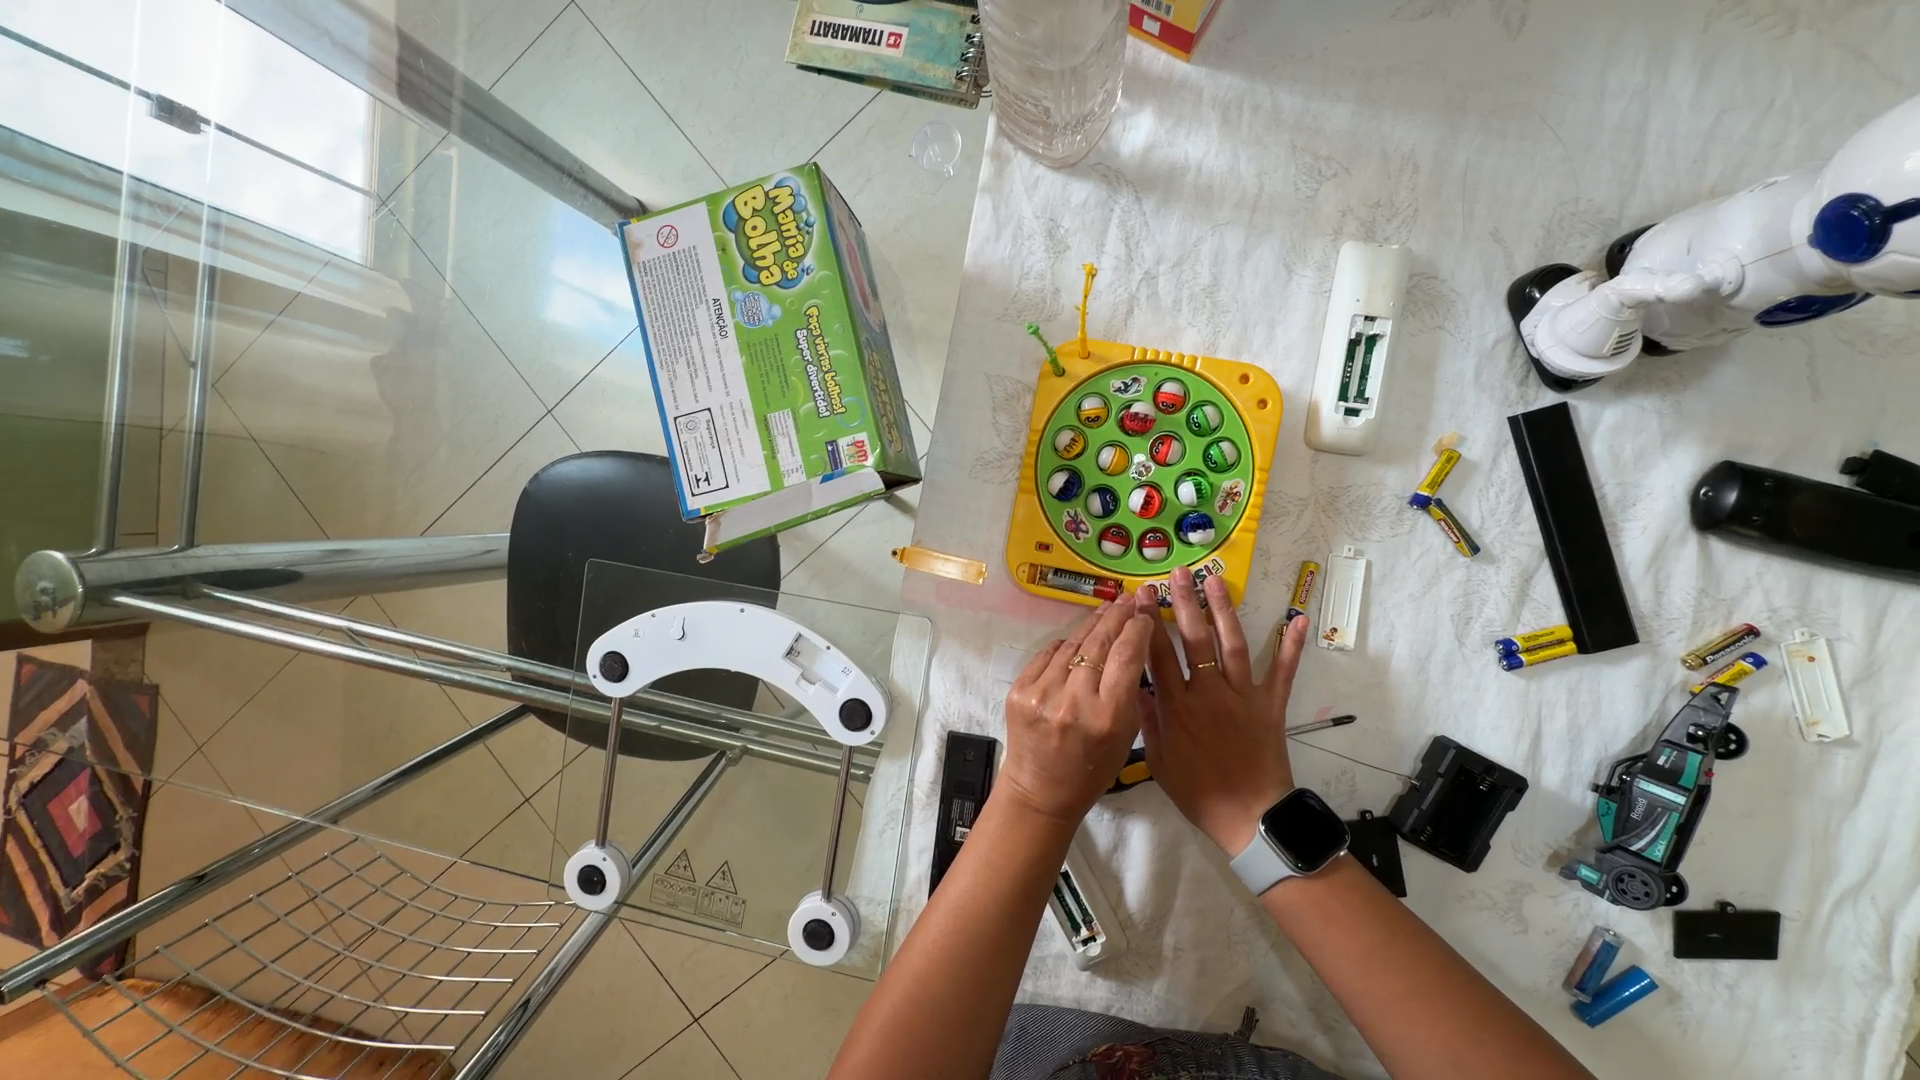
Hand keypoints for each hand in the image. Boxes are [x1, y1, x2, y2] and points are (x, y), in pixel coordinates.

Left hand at [998, 602, 1155, 825]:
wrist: (1042, 791)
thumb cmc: (1093, 769)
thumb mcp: (1126, 735)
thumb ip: (1130, 690)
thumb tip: (1133, 644)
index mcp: (1108, 716)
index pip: (1127, 656)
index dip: (1138, 628)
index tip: (1146, 613)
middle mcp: (1074, 701)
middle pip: (1099, 643)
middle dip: (1117, 616)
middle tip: (1129, 599)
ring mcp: (1042, 694)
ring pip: (1072, 644)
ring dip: (1092, 624)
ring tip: (1107, 610)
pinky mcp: (1020, 691)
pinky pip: (1048, 655)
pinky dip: (1065, 646)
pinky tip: (1078, 639)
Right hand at [1136, 567, 1308, 853]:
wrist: (1249, 818)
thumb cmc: (1198, 793)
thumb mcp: (1159, 762)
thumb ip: (1147, 721)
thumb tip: (1134, 686)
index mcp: (1177, 707)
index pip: (1157, 655)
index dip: (1146, 623)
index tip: (1139, 597)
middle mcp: (1208, 693)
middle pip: (1193, 639)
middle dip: (1182, 603)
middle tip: (1177, 573)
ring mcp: (1242, 696)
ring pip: (1231, 645)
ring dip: (1224, 610)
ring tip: (1216, 581)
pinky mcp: (1270, 705)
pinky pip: (1282, 672)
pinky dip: (1289, 646)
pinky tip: (1295, 619)